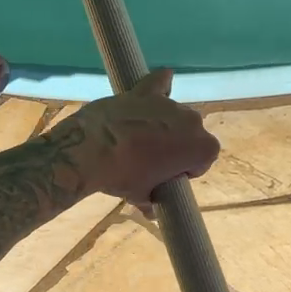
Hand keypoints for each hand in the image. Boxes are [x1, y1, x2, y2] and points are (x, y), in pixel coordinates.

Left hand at [74, 69, 218, 215]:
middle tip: (146, 158)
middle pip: (187, 135)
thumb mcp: (141, 194)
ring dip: (160, 123)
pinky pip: (158, 81)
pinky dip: (161, 83)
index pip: (201, 159)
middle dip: (172, 145)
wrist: (87, 152)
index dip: (183, 168)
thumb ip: (152, 199)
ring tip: (135, 137)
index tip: (165, 175)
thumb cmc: (121, 176)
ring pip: (171, 113)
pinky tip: (164, 82)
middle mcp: (192, 121)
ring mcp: (166, 103)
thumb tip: (150, 210)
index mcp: (203, 148)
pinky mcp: (141, 92)